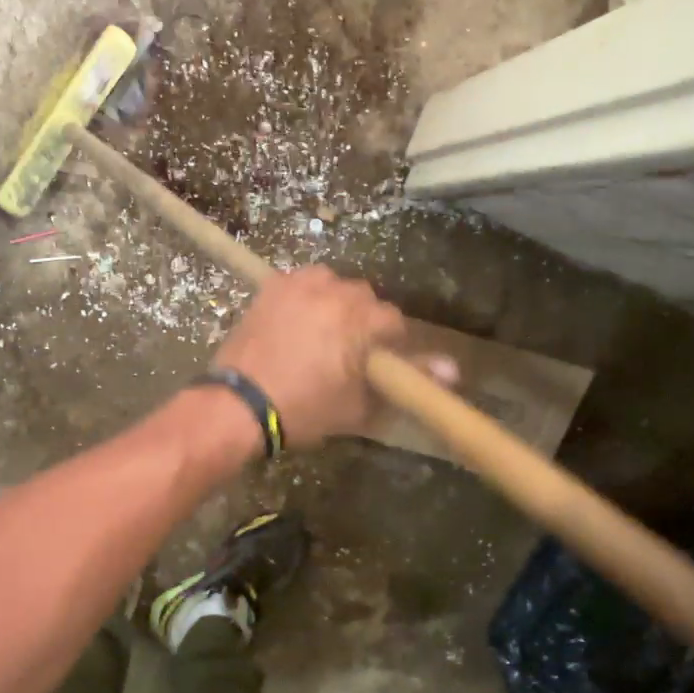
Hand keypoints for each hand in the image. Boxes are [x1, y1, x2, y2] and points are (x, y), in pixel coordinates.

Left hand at [212, 266, 453, 447]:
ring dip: (332, 306)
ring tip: (317, 339)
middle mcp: (335, 289)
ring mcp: (299, 284)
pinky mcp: (270, 287)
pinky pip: (299, 285)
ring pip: (331, 286)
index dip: (388, 346)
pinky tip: (292, 326)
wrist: (238, 404)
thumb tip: (455, 370)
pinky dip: (303, 300)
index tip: (374, 366)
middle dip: (360, 323)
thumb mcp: (359, 403)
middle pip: (363, 299)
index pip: (394, 322)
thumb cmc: (303, 409)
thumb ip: (406, 380)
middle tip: (344, 356)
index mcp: (362, 317)